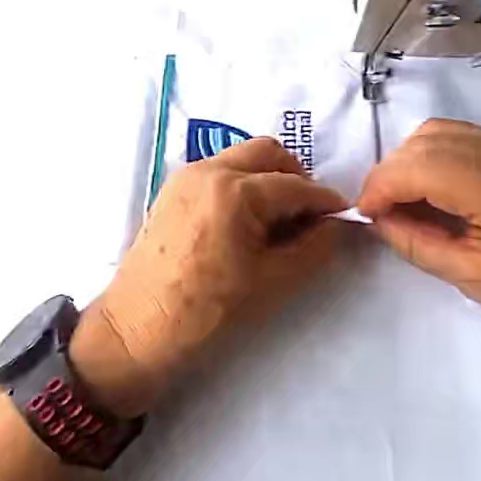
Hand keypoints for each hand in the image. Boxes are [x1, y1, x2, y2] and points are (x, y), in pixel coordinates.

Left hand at [75, 138, 348, 414]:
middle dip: (295, 178)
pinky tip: (245, 223)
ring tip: (276, 223)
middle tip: (307, 218)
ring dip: (266, 179)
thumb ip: (313, 247)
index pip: (297, 185)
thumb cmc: (208, 309)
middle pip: (268, 154)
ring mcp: (184, 178)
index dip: (325, 203)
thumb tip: (335, 226)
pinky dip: (239, 185)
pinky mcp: (170, 192)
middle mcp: (207, 171)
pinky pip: (215, 173)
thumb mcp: (273, 281)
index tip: (342, 221)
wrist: (138, 326)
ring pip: (240, 159)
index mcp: (235, 191)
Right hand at [355, 119, 480, 368]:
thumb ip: (415, 242)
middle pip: (429, 140)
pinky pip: (464, 136)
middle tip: (380, 206)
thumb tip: (376, 218)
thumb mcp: (471, 277)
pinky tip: (431, 187)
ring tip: (403, 196)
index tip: (365, 211)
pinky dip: (433, 156)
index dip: (382, 184)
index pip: (425, 167)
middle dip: (391, 171)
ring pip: (442, 131)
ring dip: (409, 160)